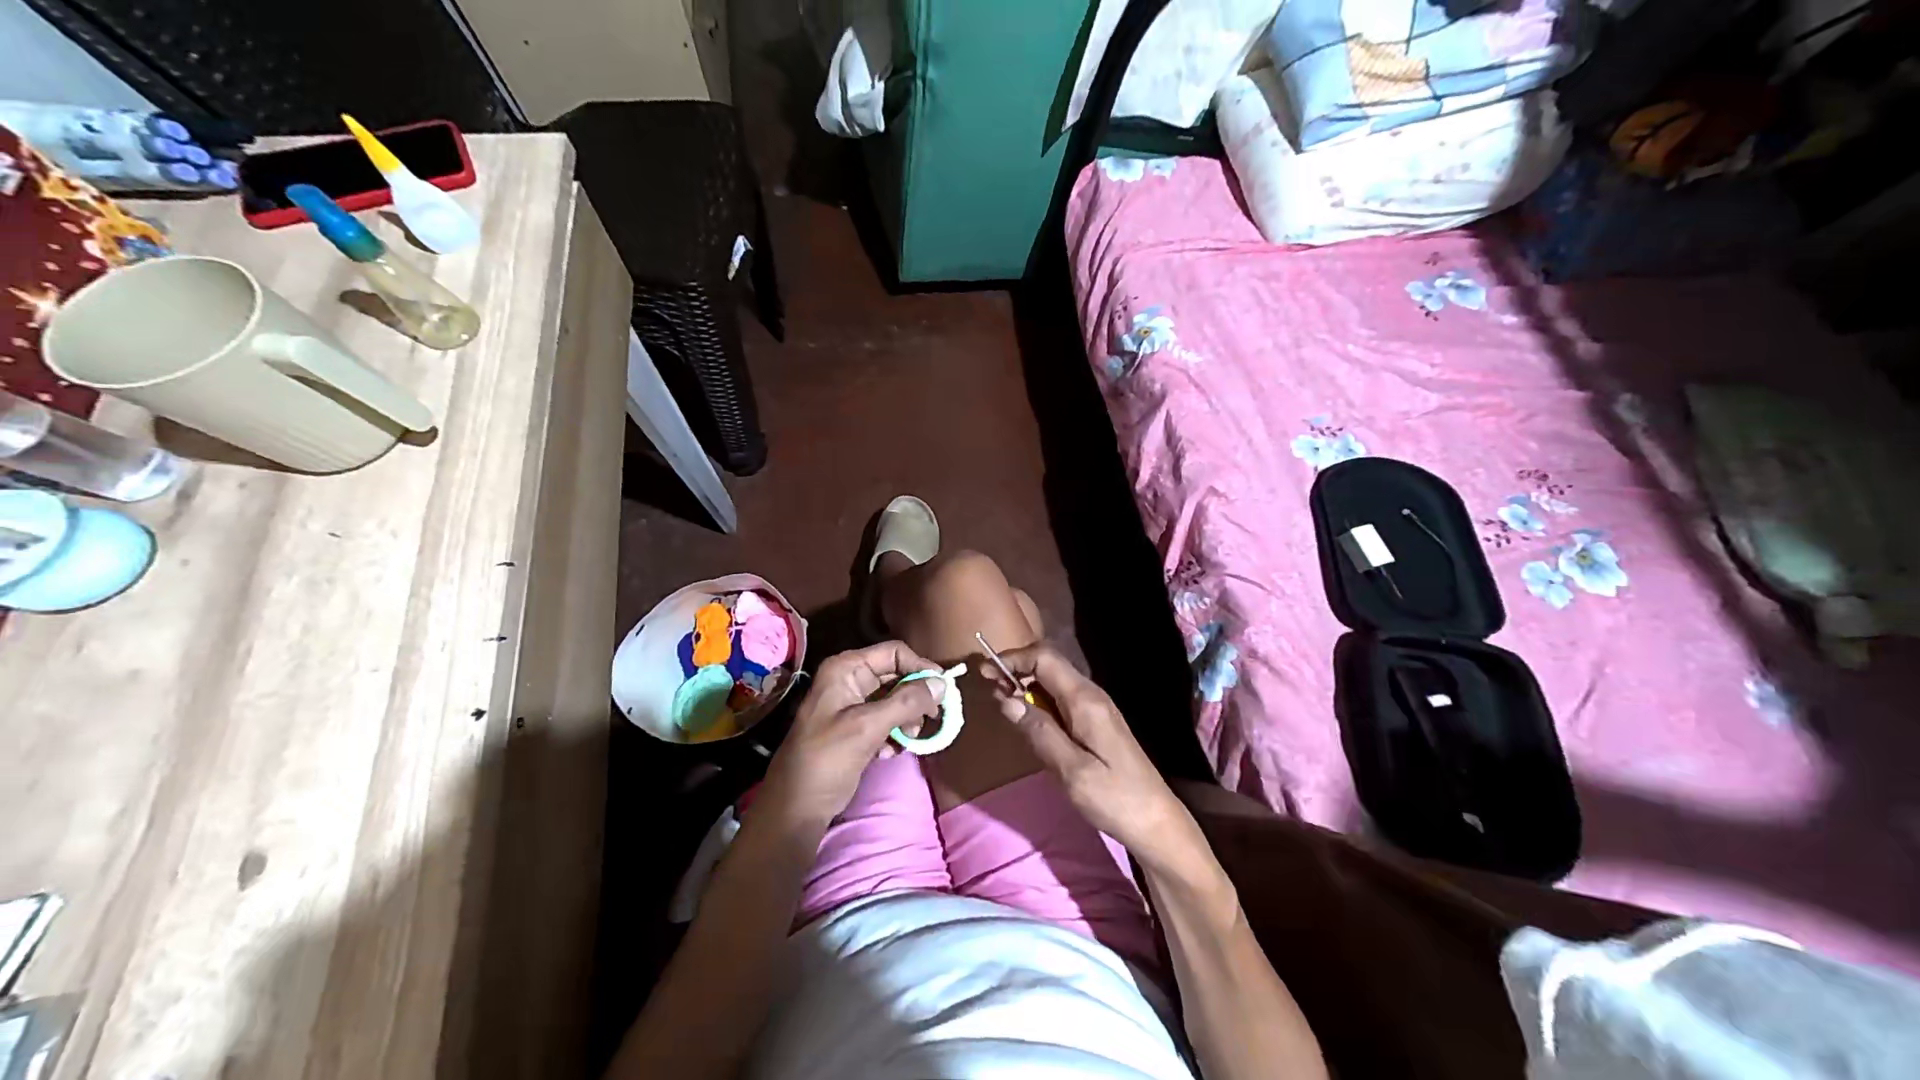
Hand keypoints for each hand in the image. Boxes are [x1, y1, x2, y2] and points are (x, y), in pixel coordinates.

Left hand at [758, 641, 944, 827]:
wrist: (796, 806)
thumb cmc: (826, 759)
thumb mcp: (867, 727)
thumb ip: (907, 702)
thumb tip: (942, 684)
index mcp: (846, 669)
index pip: (894, 653)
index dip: (920, 668)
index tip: (941, 692)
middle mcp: (850, 679)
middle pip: (897, 675)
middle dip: (915, 698)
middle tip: (929, 720)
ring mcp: (853, 704)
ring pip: (896, 700)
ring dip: (907, 720)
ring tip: (907, 741)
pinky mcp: (857, 728)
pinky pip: (888, 721)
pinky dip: (895, 734)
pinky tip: (889, 753)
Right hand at [986, 643, 1203, 871]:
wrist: (1156, 822)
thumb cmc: (1114, 798)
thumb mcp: (1071, 770)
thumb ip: (1038, 731)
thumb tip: (1005, 698)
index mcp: (1085, 700)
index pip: (1044, 657)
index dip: (1012, 658)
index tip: (984, 673)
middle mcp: (1090, 695)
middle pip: (1048, 664)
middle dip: (1014, 668)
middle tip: (986, 688)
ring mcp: (1094, 708)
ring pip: (1052, 681)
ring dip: (1024, 685)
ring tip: (1000, 703)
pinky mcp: (1095, 723)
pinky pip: (1060, 699)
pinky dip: (1038, 701)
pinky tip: (1026, 720)